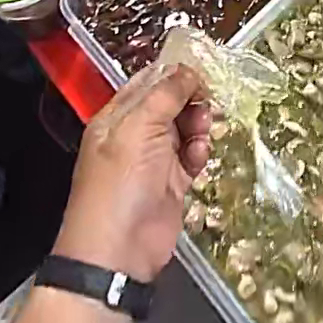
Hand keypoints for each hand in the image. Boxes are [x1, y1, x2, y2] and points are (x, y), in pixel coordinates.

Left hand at [53, 64, 212, 281]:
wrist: (119, 252)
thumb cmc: (120, 184)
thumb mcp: (139, 126)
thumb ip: (167, 92)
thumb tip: (189, 71)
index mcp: (118, 117)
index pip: (149, 81)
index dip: (175, 73)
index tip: (200, 71)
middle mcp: (135, 134)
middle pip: (173, 101)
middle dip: (192, 99)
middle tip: (204, 102)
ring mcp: (155, 157)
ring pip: (187, 125)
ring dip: (199, 124)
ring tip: (200, 132)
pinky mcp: (173, 179)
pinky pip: (193, 153)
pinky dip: (200, 151)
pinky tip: (197, 156)